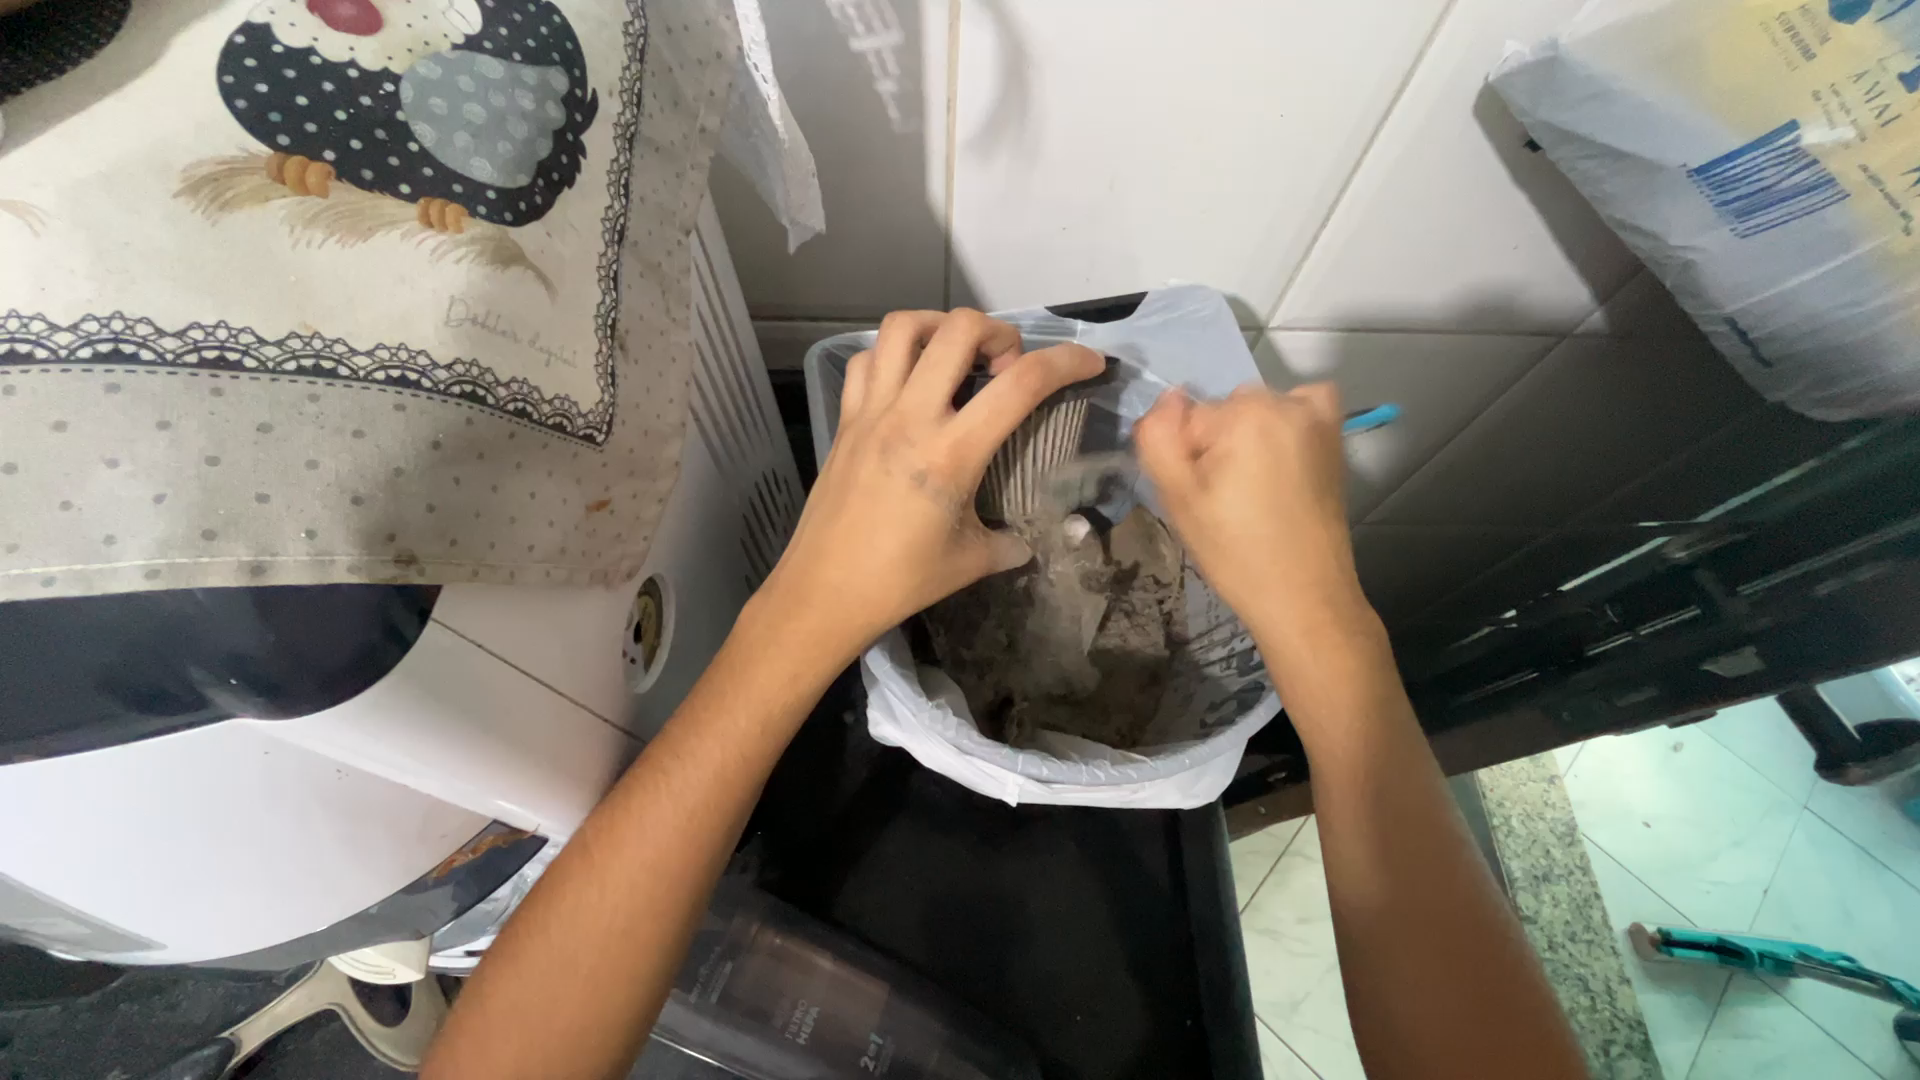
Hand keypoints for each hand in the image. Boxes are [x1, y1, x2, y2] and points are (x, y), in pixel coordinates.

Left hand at [751, 309, 1104, 665]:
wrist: (824, 592)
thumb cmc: (900, 581)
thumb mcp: (970, 561)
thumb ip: (1009, 543)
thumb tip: (1028, 541)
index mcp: (951, 453)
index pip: (1021, 384)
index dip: (1066, 362)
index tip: (1090, 364)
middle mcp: (910, 418)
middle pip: (958, 330)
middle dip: (999, 332)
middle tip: (1007, 366)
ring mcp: (871, 413)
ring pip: (902, 328)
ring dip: (941, 327)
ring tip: (958, 355)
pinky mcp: (845, 420)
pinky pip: (866, 360)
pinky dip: (893, 355)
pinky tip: (910, 381)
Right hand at [1132, 382, 1374, 659]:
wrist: (1303, 595)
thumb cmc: (1234, 552)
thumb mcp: (1178, 498)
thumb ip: (1158, 439)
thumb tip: (1166, 398)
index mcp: (1241, 414)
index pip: (1184, 420)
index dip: (1182, 457)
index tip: (1197, 495)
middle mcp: (1283, 403)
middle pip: (1220, 411)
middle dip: (1213, 445)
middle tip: (1223, 498)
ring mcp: (1315, 417)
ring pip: (1254, 410)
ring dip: (1245, 436)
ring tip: (1252, 487)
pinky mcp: (1334, 437)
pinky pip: (1302, 405)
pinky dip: (1287, 420)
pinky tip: (1281, 456)